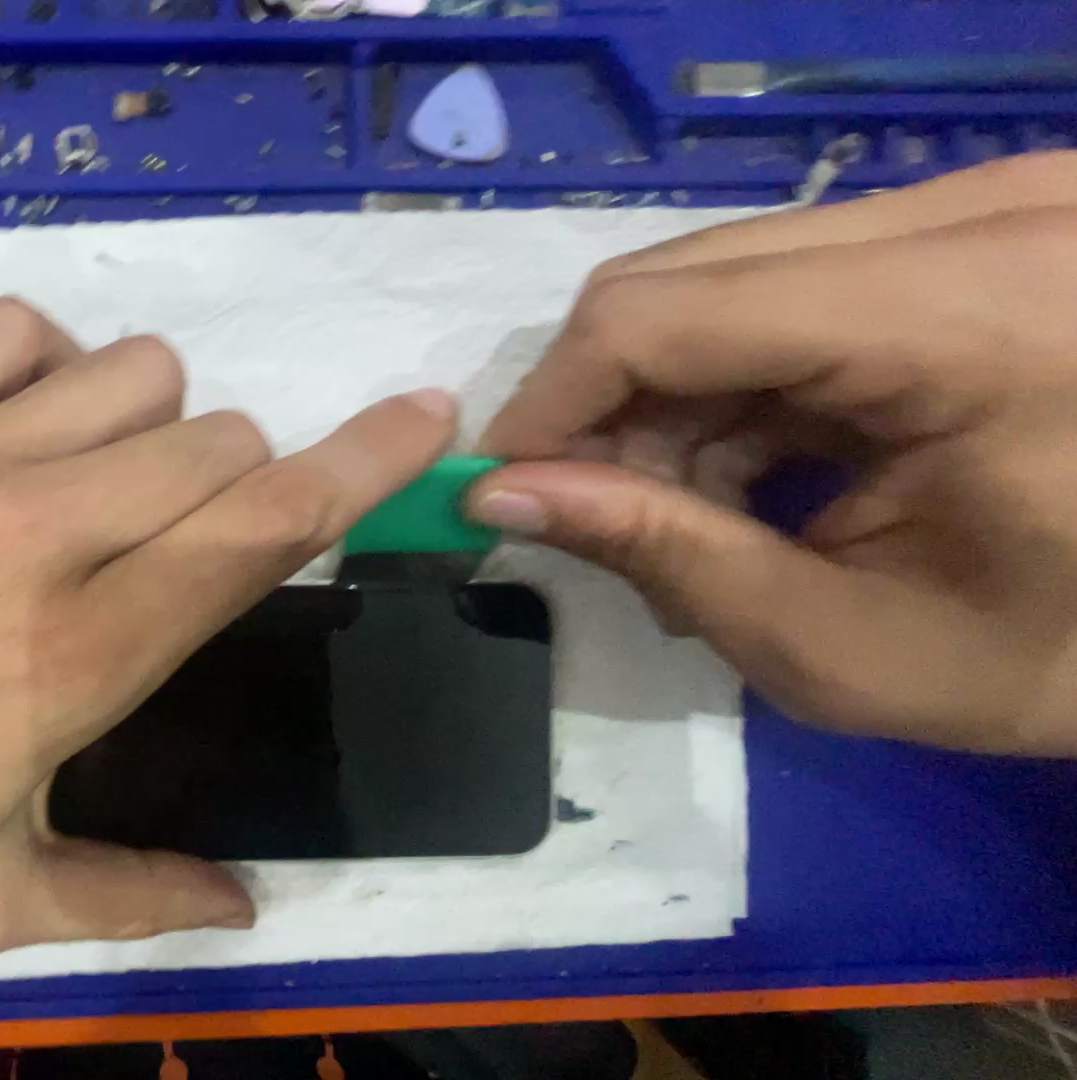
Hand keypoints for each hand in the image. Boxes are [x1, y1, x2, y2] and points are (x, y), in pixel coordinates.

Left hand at [0, 298, 455, 955]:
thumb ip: (133, 903)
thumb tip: (249, 911)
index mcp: (81, 650)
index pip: (266, 526)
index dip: (367, 463)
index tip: (428, 417)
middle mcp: (37, 529)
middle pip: (217, 441)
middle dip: (243, 481)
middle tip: (183, 548)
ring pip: (137, 372)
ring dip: (157, 425)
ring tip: (107, 491)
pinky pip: (15, 334)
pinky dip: (51, 366)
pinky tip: (24, 430)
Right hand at [469, 151, 1076, 755]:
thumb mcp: (847, 643)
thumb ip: (659, 554)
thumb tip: (497, 496)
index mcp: (973, 319)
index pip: (655, 316)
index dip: (547, 403)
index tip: (504, 491)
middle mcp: (978, 216)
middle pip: (665, 283)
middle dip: (594, 408)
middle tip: (597, 513)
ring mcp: (984, 208)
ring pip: (703, 286)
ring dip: (653, 403)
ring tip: (682, 509)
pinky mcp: (976, 230)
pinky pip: (767, 293)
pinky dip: (718, 388)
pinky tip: (747, 469)